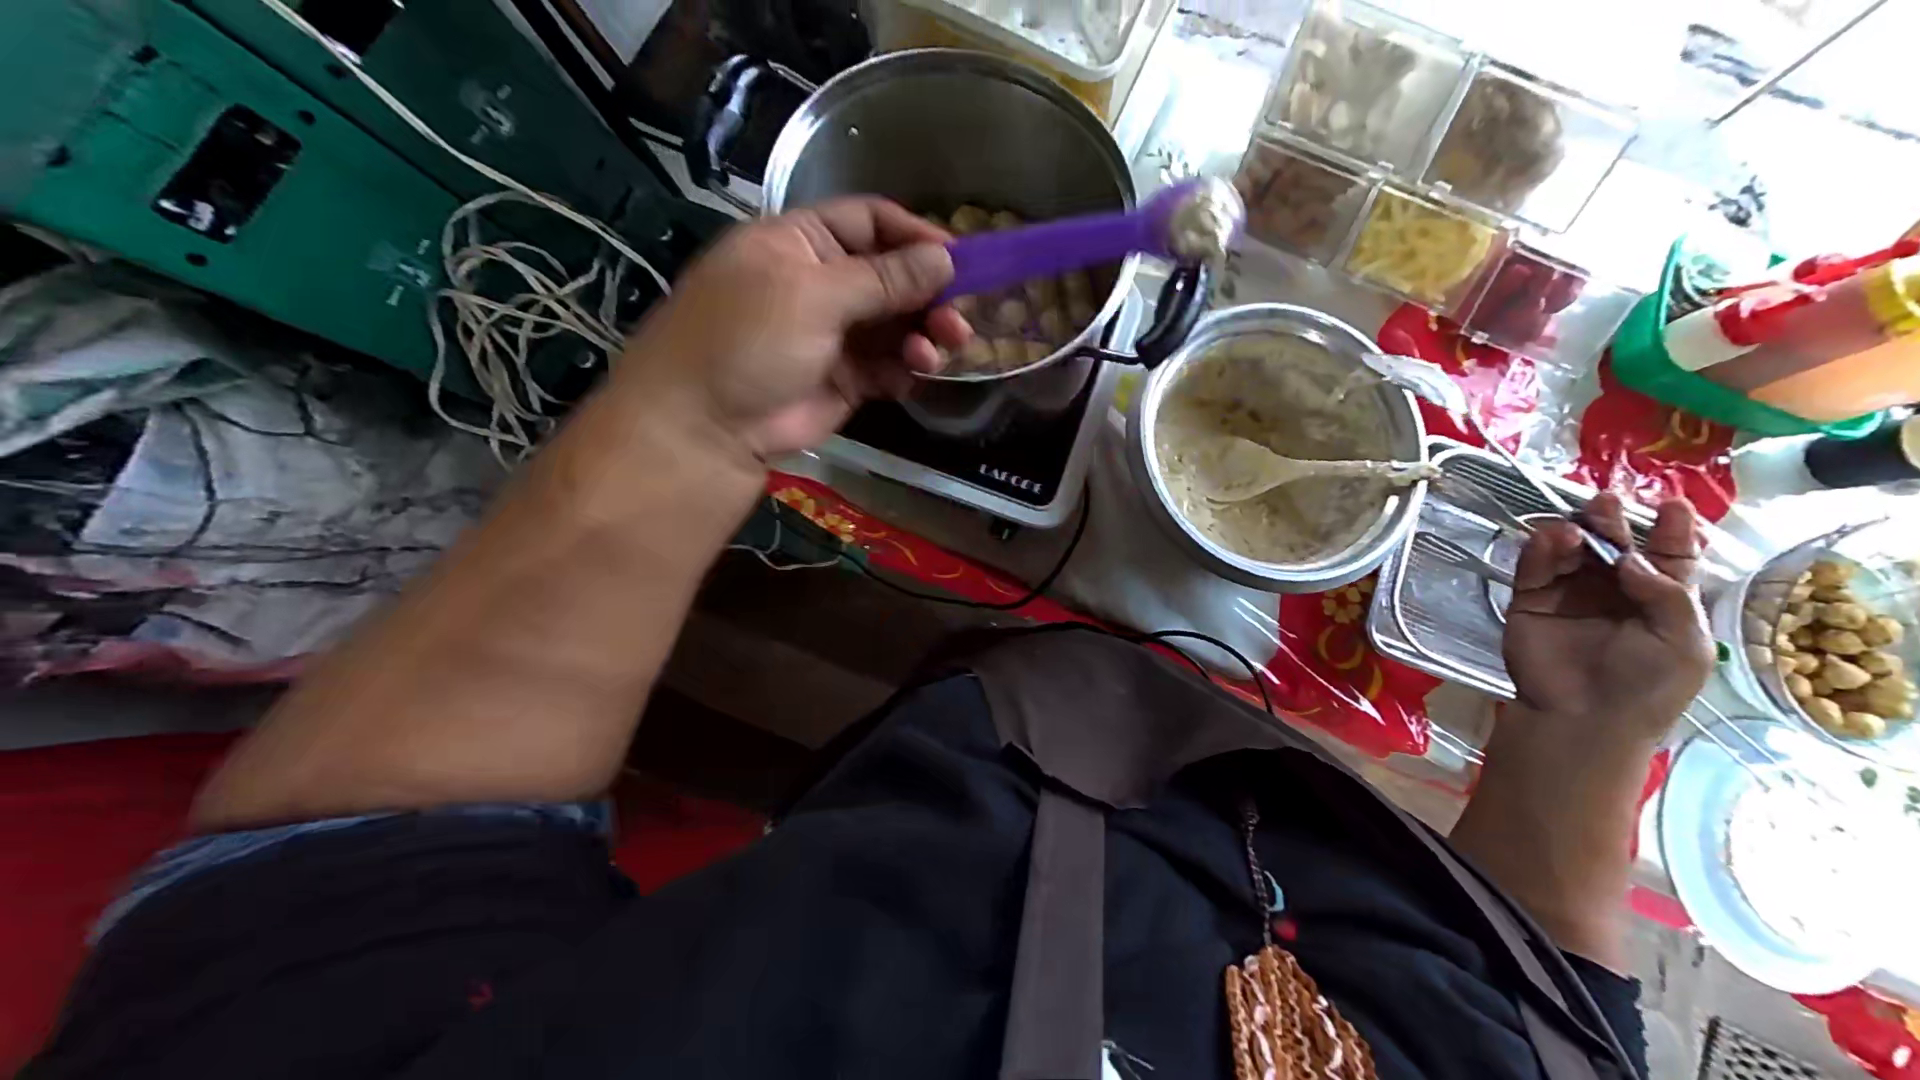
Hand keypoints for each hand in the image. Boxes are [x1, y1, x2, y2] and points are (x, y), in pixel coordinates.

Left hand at [613, 197, 970, 461]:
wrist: (706, 428)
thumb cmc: (747, 341)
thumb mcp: (812, 296)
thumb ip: (882, 278)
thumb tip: (946, 259)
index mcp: (802, 244)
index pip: (871, 223)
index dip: (916, 237)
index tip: (961, 260)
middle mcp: (822, 284)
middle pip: (893, 276)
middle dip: (929, 294)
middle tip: (958, 318)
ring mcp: (835, 334)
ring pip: (897, 324)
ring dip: (925, 333)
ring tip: (941, 348)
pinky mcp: (846, 379)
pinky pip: (890, 365)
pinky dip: (909, 368)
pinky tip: (918, 373)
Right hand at [1503, 493, 1713, 741]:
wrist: (1583, 716)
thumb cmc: (1646, 685)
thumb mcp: (1684, 642)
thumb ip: (1666, 595)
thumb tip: (1631, 559)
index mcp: (1659, 603)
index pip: (1666, 559)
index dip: (1669, 532)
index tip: (1670, 503)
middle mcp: (1613, 594)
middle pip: (1613, 549)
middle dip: (1612, 524)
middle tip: (1606, 500)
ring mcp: (1568, 598)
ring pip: (1571, 555)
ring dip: (1575, 534)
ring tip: (1576, 523)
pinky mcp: (1529, 603)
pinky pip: (1533, 571)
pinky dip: (1538, 551)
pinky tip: (1548, 538)